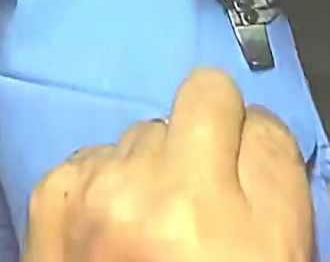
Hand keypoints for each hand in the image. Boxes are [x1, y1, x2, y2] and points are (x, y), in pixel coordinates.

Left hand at [23, 67, 313, 261]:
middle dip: (213, 121)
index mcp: (253, 238)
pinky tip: (107, 233)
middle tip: (205, 171)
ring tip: (149, 225)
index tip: (251, 167)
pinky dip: (107, 182)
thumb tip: (262, 153)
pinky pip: (99, 152)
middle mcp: (177, 197)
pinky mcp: (55, 190)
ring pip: (148, 125)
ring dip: (155, 163)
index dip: (260, 148)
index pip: (270, 132)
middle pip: (207, 91)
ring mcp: (108, 188)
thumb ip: (273, 217)